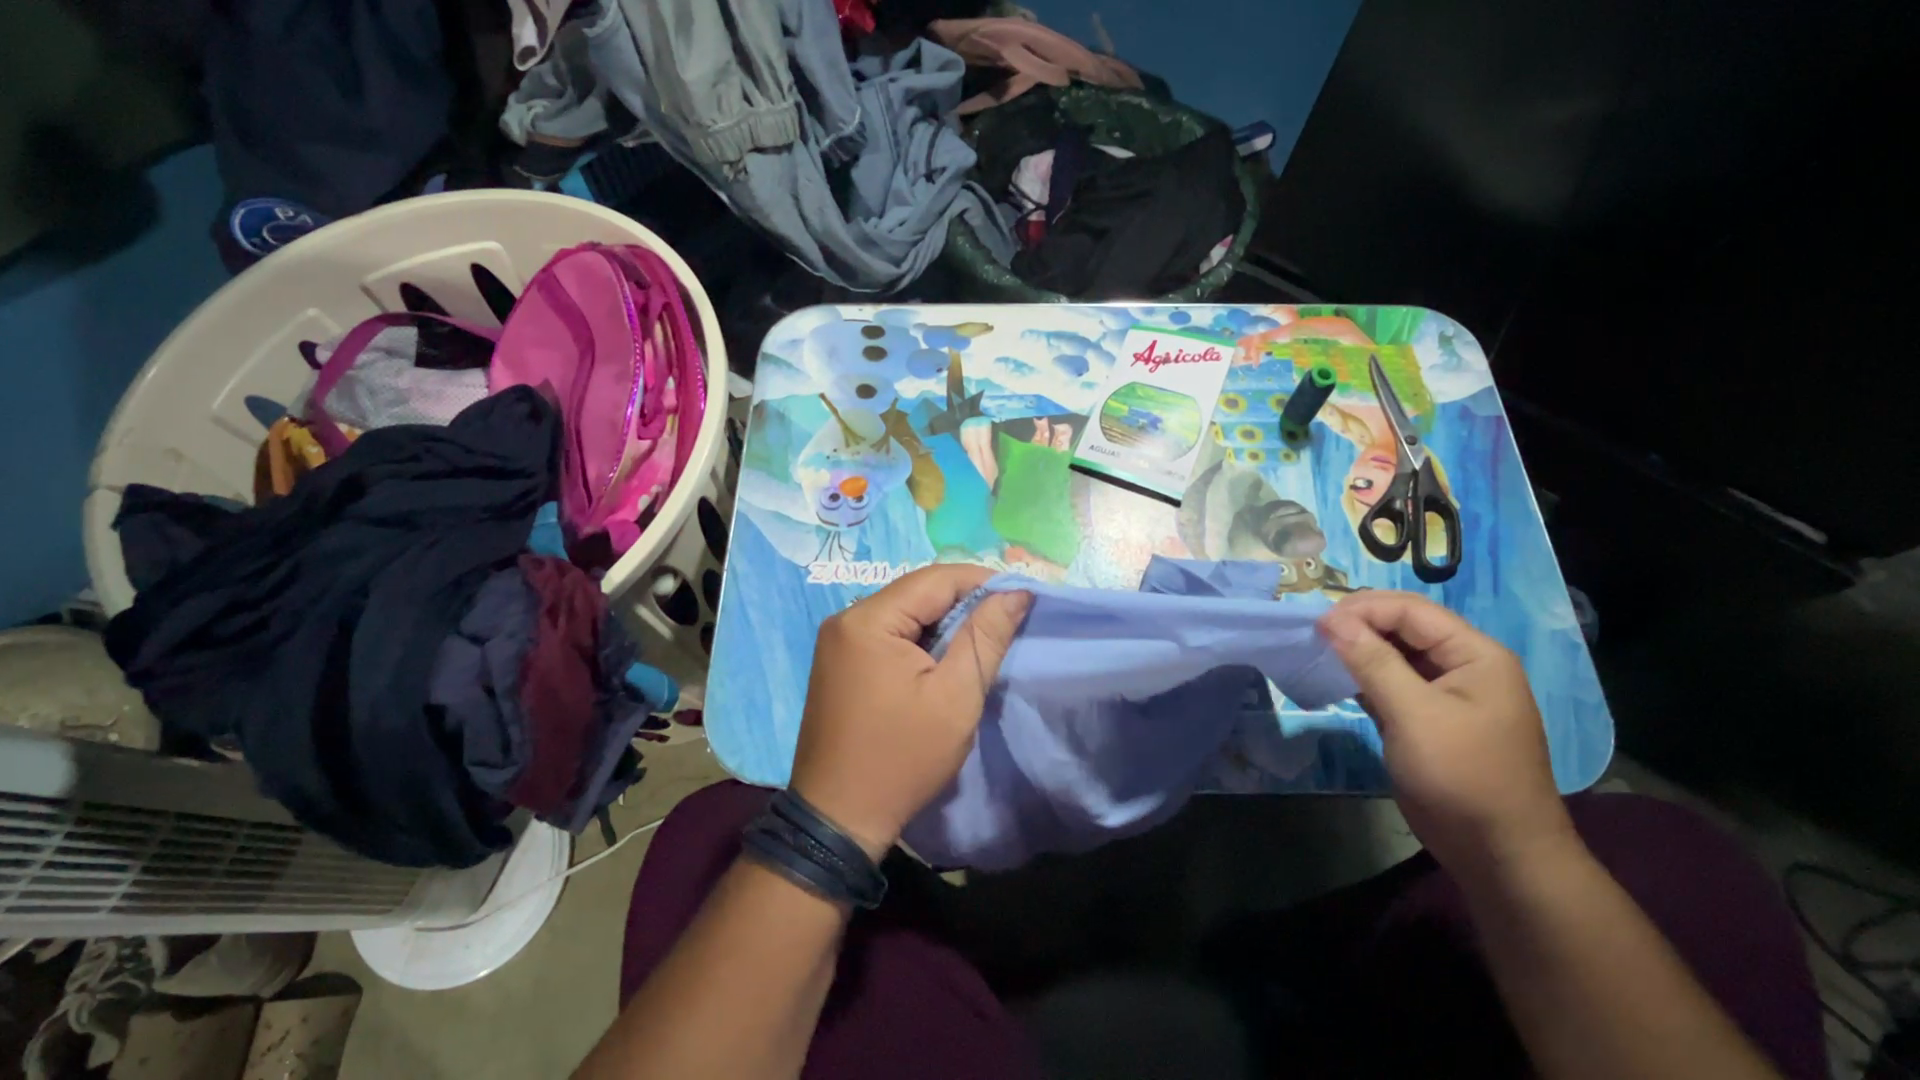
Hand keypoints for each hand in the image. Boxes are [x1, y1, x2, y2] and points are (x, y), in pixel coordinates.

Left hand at [789, 565, 1030, 859]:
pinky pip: (887, 635)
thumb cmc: (902, 758)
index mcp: (868, 620)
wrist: (838, 819)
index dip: (984, 582)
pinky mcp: (838, 664)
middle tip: (1008, 621)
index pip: (936, 579)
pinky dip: (920, 641)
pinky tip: (945, 659)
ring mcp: (837, 642)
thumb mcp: (956, 696)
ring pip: (904, 613)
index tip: (1023, 598)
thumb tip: (1016, 592)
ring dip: (944, 623)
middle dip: (965, 602)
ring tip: (983, 640)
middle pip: (917, 592)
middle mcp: (845, 619)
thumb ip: (986, 637)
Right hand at [1318, 591, 1576, 880]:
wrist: (1500, 853)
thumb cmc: (1462, 777)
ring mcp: (1449, 695)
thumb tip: (1331, 620)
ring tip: (1318, 653)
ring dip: (1360, 652)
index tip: (1315, 623)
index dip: (1362, 609)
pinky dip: (1366, 679)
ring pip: (1398, 657)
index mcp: (1476, 655)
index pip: (1412, 611)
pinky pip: (1396, 685)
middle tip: (1312, 636)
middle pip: (1405, 628)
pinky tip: (1338, 681)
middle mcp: (1465, 666)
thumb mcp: (1414, 715)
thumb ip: (1373, 663)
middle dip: (1359, 626)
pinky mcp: (1432, 722)